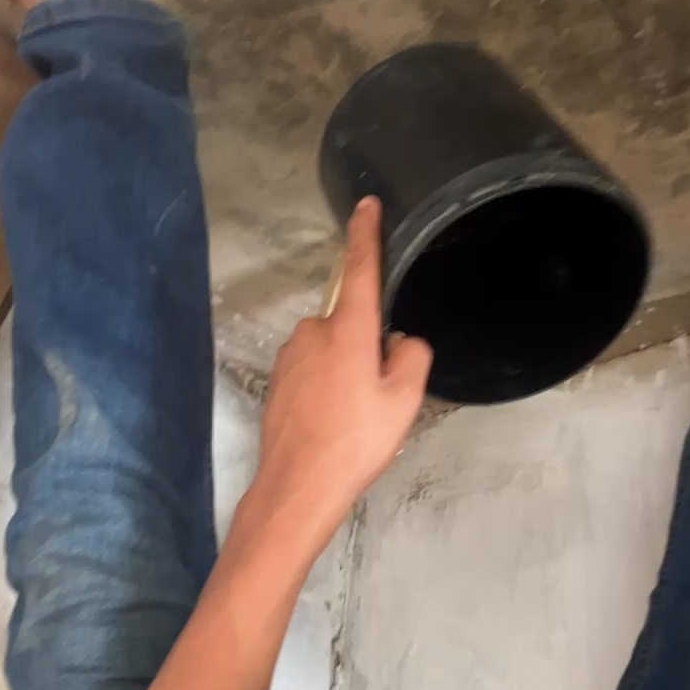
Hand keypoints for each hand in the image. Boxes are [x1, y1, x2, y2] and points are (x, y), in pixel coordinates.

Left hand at [244, 198, 432, 543]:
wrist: (298, 484)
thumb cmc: (355, 440)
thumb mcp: (403, 400)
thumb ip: (412, 355)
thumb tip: (398, 342)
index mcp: (348, 329)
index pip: (360, 268)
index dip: (366, 234)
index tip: (366, 205)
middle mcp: (313, 332)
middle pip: (350, 321)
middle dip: (366, 345)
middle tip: (375, 393)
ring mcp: (289, 355)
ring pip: (330, 347)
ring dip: (344, 368)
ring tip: (351, 414)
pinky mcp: (276, 378)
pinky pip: (311, 367)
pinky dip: (324, 384)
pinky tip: (328, 419)